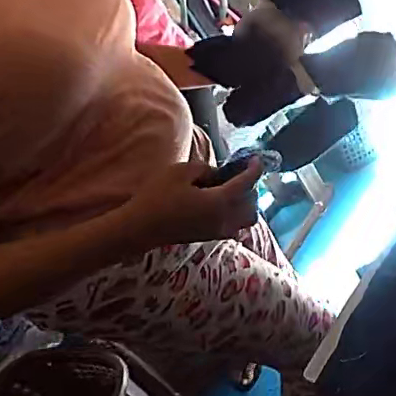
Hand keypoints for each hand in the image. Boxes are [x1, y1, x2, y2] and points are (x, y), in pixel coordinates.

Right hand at [121, 159, 263, 247]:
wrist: (140, 228)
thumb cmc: (157, 197)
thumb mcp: (181, 172)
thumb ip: (206, 169)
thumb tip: (218, 174)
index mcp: (221, 202)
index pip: (247, 183)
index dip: (255, 169)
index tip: (256, 159)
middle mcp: (226, 219)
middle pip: (253, 202)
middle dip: (251, 186)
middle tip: (240, 172)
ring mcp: (220, 231)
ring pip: (248, 217)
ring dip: (248, 202)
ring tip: (233, 189)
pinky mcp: (212, 237)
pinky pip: (237, 225)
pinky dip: (238, 213)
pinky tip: (223, 203)